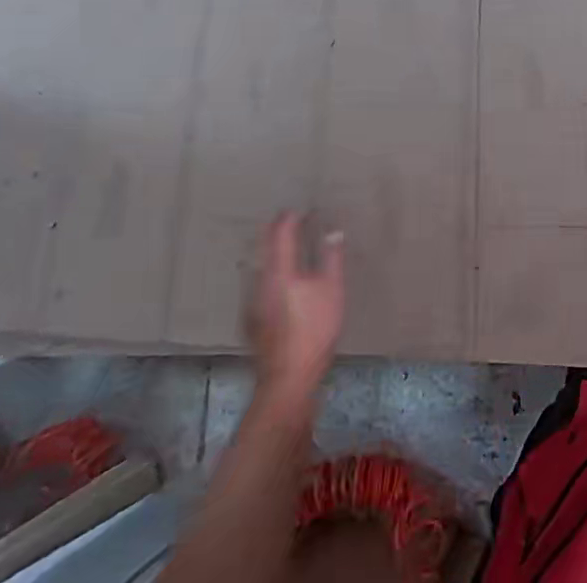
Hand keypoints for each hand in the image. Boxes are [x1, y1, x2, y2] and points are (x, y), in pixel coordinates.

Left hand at [249, 211, 345, 403]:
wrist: (288, 377)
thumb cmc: (314, 331)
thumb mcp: (332, 291)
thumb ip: (331, 258)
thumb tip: (333, 232)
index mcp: (280, 270)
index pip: (280, 233)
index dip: (289, 218)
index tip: (299, 209)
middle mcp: (261, 280)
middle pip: (266, 247)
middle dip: (278, 233)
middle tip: (293, 224)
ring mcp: (253, 301)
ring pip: (263, 266)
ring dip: (276, 254)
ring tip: (292, 250)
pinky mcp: (253, 319)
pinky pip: (262, 285)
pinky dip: (273, 274)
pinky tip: (285, 285)